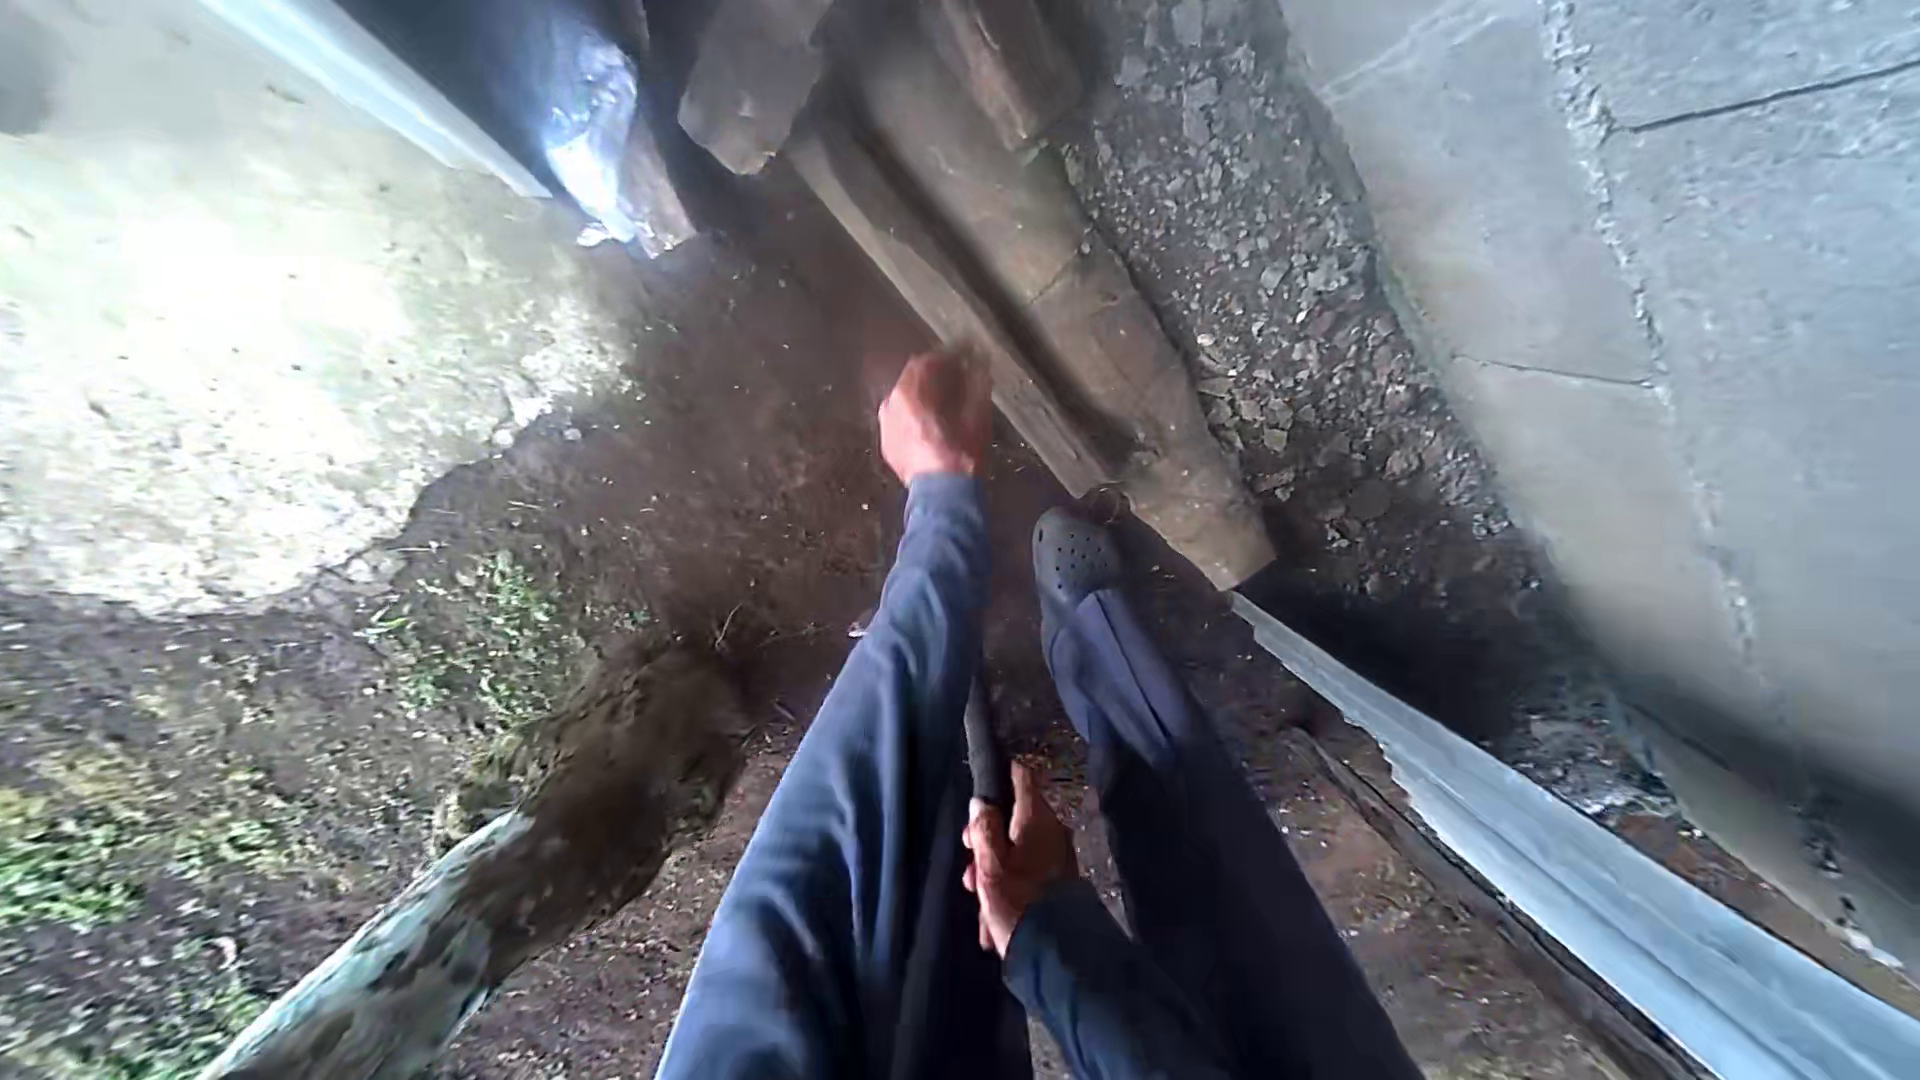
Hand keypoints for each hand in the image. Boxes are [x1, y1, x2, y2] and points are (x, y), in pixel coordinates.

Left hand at [878, 351, 990, 484]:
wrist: (944, 498)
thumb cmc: (960, 459)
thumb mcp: (977, 416)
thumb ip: (977, 383)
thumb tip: (980, 364)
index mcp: (908, 395)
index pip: (925, 362)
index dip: (947, 357)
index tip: (963, 358)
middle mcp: (890, 408)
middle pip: (913, 382)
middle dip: (936, 379)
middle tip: (959, 381)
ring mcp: (887, 429)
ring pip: (907, 403)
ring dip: (926, 400)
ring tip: (950, 406)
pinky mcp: (890, 448)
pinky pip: (902, 424)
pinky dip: (918, 420)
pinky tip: (936, 428)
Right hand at [962, 763, 1078, 957]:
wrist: (1058, 957)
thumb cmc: (1018, 903)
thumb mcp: (990, 866)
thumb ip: (984, 829)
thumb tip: (981, 802)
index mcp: (1036, 818)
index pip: (1021, 776)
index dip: (999, 776)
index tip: (980, 792)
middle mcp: (1052, 830)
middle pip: (1013, 818)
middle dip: (986, 840)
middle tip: (970, 867)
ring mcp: (1057, 856)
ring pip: (1017, 849)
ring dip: (993, 871)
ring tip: (979, 903)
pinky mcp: (1059, 881)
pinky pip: (1027, 873)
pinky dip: (1009, 888)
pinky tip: (993, 920)